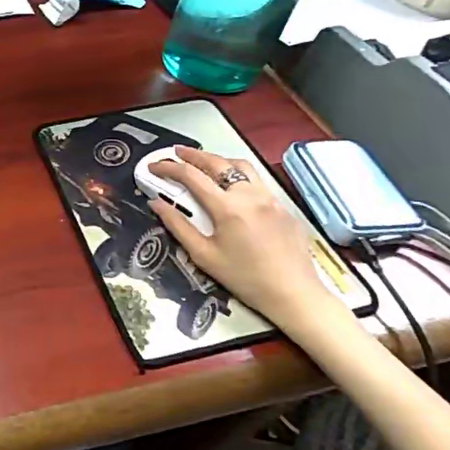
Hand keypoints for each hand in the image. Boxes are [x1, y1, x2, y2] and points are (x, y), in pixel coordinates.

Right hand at [148, 146, 340, 332]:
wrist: (294, 295)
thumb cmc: (245, 279)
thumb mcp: (204, 256)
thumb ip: (178, 226)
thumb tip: (157, 204)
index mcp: (227, 207)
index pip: (191, 176)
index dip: (168, 168)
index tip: (154, 166)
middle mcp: (249, 195)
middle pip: (217, 163)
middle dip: (193, 155)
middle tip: (176, 154)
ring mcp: (270, 198)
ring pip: (241, 166)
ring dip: (219, 160)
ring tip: (205, 164)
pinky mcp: (283, 207)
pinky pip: (258, 182)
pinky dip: (239, 176)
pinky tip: (233, 189)